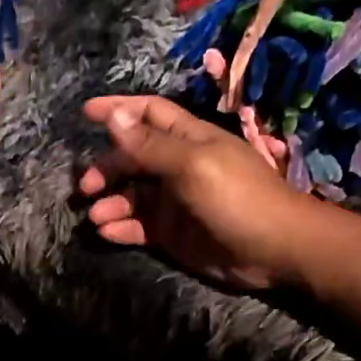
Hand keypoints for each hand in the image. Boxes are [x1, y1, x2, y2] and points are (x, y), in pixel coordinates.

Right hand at [79, 96, 311, 289]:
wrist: (274, 250)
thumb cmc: (237, 197)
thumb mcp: (192, 165)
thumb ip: (150, 145)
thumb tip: (113, 115)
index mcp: (188, 139)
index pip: (148, 114)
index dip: (118, 111)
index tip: (85, 113)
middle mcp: (178, 166)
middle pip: (132, 159)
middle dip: (107, 168)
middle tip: (86, 187)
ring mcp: (175, 202)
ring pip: (131, 196)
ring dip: (110, 203)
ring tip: (96, 216)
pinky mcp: (173, 234)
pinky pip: (139, 227)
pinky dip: (121, 228)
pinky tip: (107, 233)